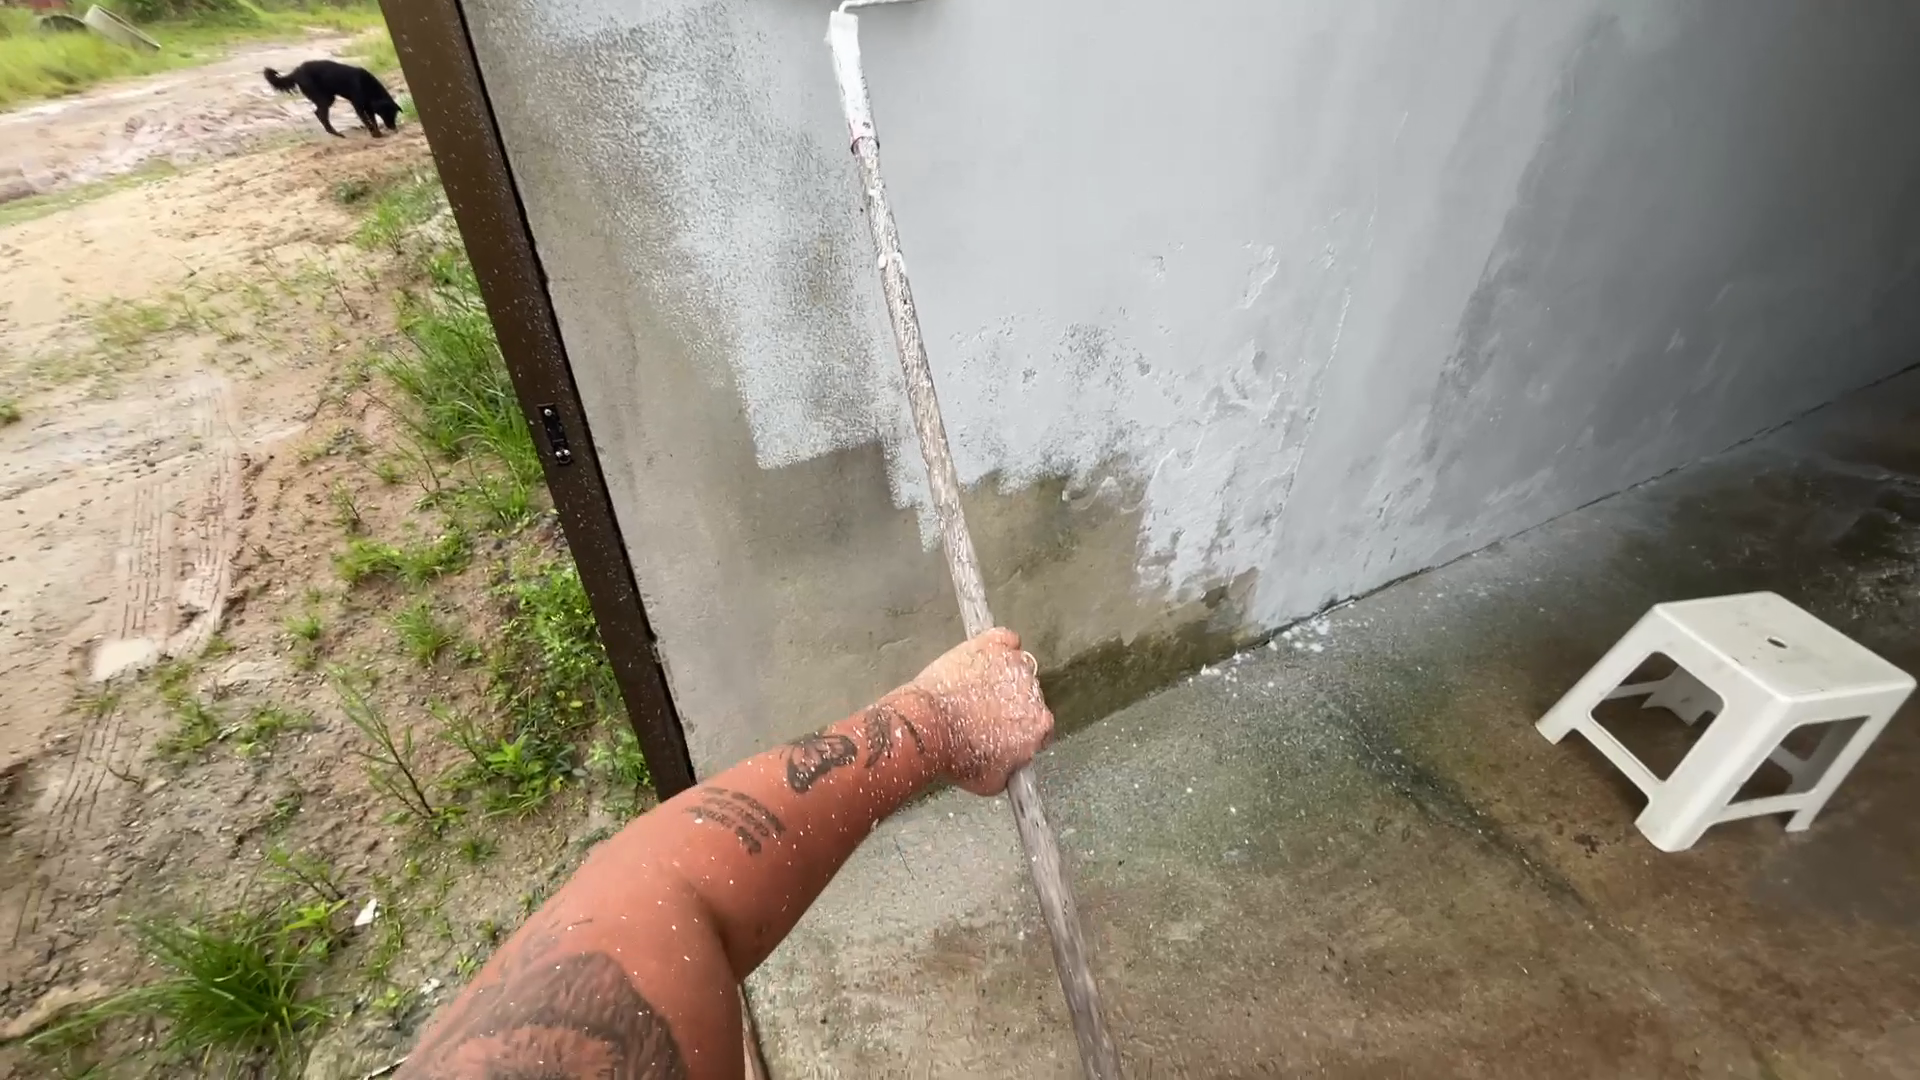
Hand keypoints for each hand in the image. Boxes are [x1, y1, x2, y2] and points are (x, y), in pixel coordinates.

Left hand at [910, 628, 1053, 795]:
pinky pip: (1005, 638)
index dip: (1021, 725)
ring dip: (1003, 673)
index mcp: (1039, 725)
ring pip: (1017, 665)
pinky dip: (998, 644)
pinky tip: (984, 654)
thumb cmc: (956, 755)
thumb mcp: (992, 782)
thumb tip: (1014, 765)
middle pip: (1028, 693)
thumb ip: (1013, 769)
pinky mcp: (992, 645)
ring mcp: (1013, 664)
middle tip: (982, 707)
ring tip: (974, 685)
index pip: (1040, 723)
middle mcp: (1033, 691)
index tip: (1005, 725)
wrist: (927, 729)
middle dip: (1010, 699)